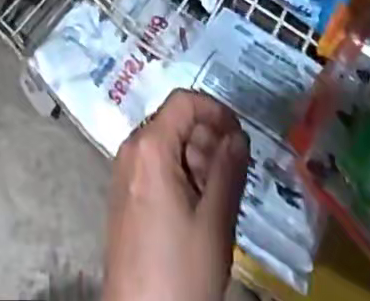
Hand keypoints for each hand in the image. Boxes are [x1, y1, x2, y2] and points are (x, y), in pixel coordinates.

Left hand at [103, 89, 249, 300]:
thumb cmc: (181, 268)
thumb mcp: (215, 220)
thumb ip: (227, 170)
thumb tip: (238, 135)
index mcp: (149, 146)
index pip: (182, 101)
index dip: (216, 110)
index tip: (244, 136)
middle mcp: (131, 148)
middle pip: (174, 121)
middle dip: (209, 138)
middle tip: (238, 175)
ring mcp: (125, 169)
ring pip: (168, 144)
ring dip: (199, 159)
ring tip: (224, 196)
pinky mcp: (127, 191)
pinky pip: (158, 165)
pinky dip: (184, 174)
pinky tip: (204, 206)